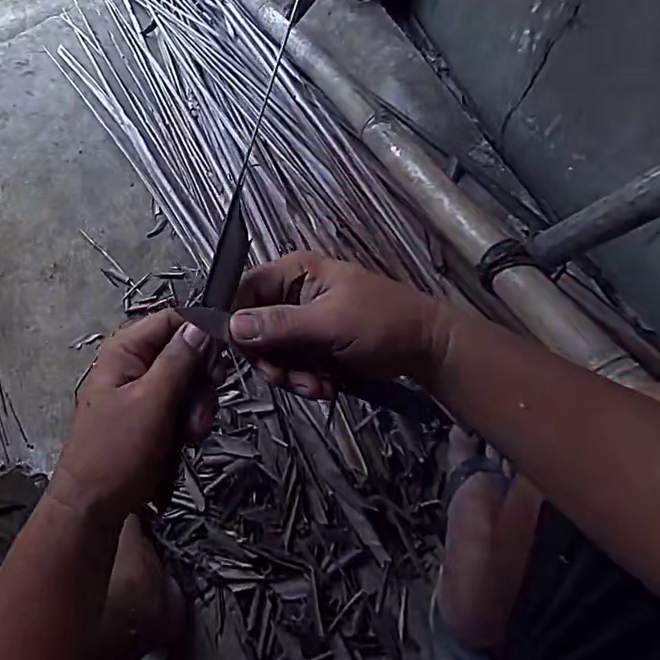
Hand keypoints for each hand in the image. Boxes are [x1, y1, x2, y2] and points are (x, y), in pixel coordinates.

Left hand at [49, 310, 213, 524]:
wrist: (94, 508)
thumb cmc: (113, 454)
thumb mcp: (151, 402)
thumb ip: (178, 360)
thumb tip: (199, 325)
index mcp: (124, 350)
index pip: (171, 319)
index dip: (200, 331)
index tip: (222, 352)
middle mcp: (134, 363)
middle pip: (185, 351)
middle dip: (201, 379)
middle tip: (202, 403)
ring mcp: (144, 389)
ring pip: (189, 381)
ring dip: (197, 406)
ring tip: (189, 430)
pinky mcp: (153, 413)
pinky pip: (183, 404)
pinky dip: (190, 420)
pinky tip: (185, 439)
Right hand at [230, 251, 448, 399]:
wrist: (428, 348)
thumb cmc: (383, 322)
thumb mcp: (330, 322)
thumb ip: (280, 325)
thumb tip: (231, 327)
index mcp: (294, 272)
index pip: (244, 289)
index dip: (234, 319)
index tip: (236, 351)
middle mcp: (292, 293)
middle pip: (252, 326)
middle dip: (269, 357)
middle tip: (284, 377)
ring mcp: (303, 321)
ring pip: (271, 351)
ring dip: (288, 374)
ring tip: (315, 384)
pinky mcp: (313, 346)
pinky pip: (291, 365)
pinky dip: (303, 380)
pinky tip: (325, 387)